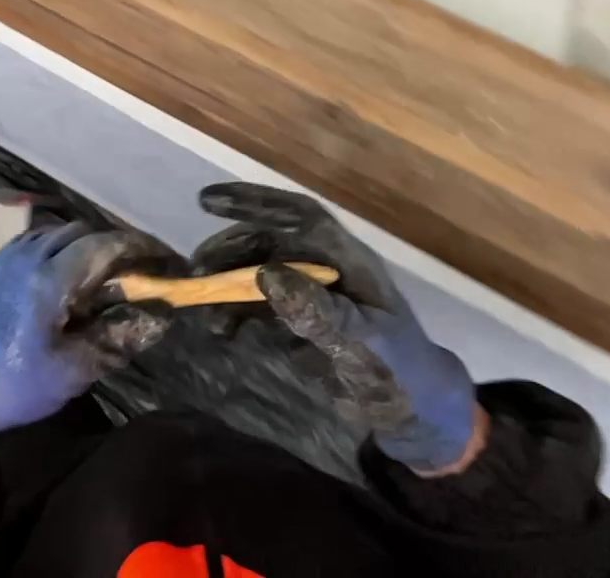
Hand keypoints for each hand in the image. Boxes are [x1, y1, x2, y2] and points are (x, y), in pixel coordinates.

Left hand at [0, 224, 173, 458]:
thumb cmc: (17, 386)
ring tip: (108, 271)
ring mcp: (7, 257)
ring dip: (86, 244)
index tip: (165, 258)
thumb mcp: (74, 370)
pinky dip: (60, 248)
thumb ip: (119, 336)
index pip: (102, 246)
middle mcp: (27, 257)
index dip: (138, 247)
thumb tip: (160, 315)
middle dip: (114, 245)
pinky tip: (70, 273)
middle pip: (81, 233)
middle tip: (140, 269)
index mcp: (48, 280)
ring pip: (57, 233)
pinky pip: (35, 241)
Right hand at [191, 182, 478, 473]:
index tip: (206, 200)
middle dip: (226, 249)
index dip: (253, 201)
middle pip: (265, 239)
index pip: (298, 215)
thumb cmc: (399, 370)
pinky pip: (254, 300)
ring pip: (254, 267)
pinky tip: (219, 327)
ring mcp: (306, 288)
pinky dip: (231, 310)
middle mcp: (321, 263)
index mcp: (344, 257)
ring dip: (224, 280)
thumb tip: (265, 273)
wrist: (414, 409)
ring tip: (200, 302)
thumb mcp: (363, 342)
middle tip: (195, 271)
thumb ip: (317, 310)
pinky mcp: (295, 313)